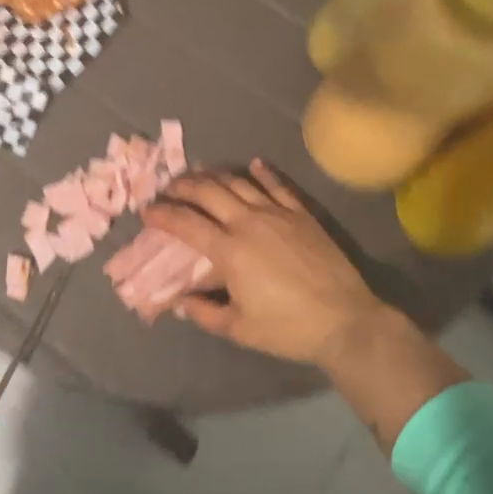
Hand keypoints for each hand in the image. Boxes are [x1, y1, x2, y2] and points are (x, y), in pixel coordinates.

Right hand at [143, 160, 389, 367]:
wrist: (345, 321)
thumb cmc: (288, 329)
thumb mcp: (239, 329)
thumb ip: (204, 313)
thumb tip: (180, 300)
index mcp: (229, 251)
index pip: (186, 224)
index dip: (162, 215)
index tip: (147, 211)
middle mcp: (248, 222)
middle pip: (207, 191)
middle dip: (182, 185)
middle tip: (169, 187)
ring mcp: (277, 213)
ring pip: (238, 182)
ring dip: (214, 174)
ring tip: (200, 173)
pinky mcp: (301, 213)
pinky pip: (277, 184)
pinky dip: (262, 172)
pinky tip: (253, 164)